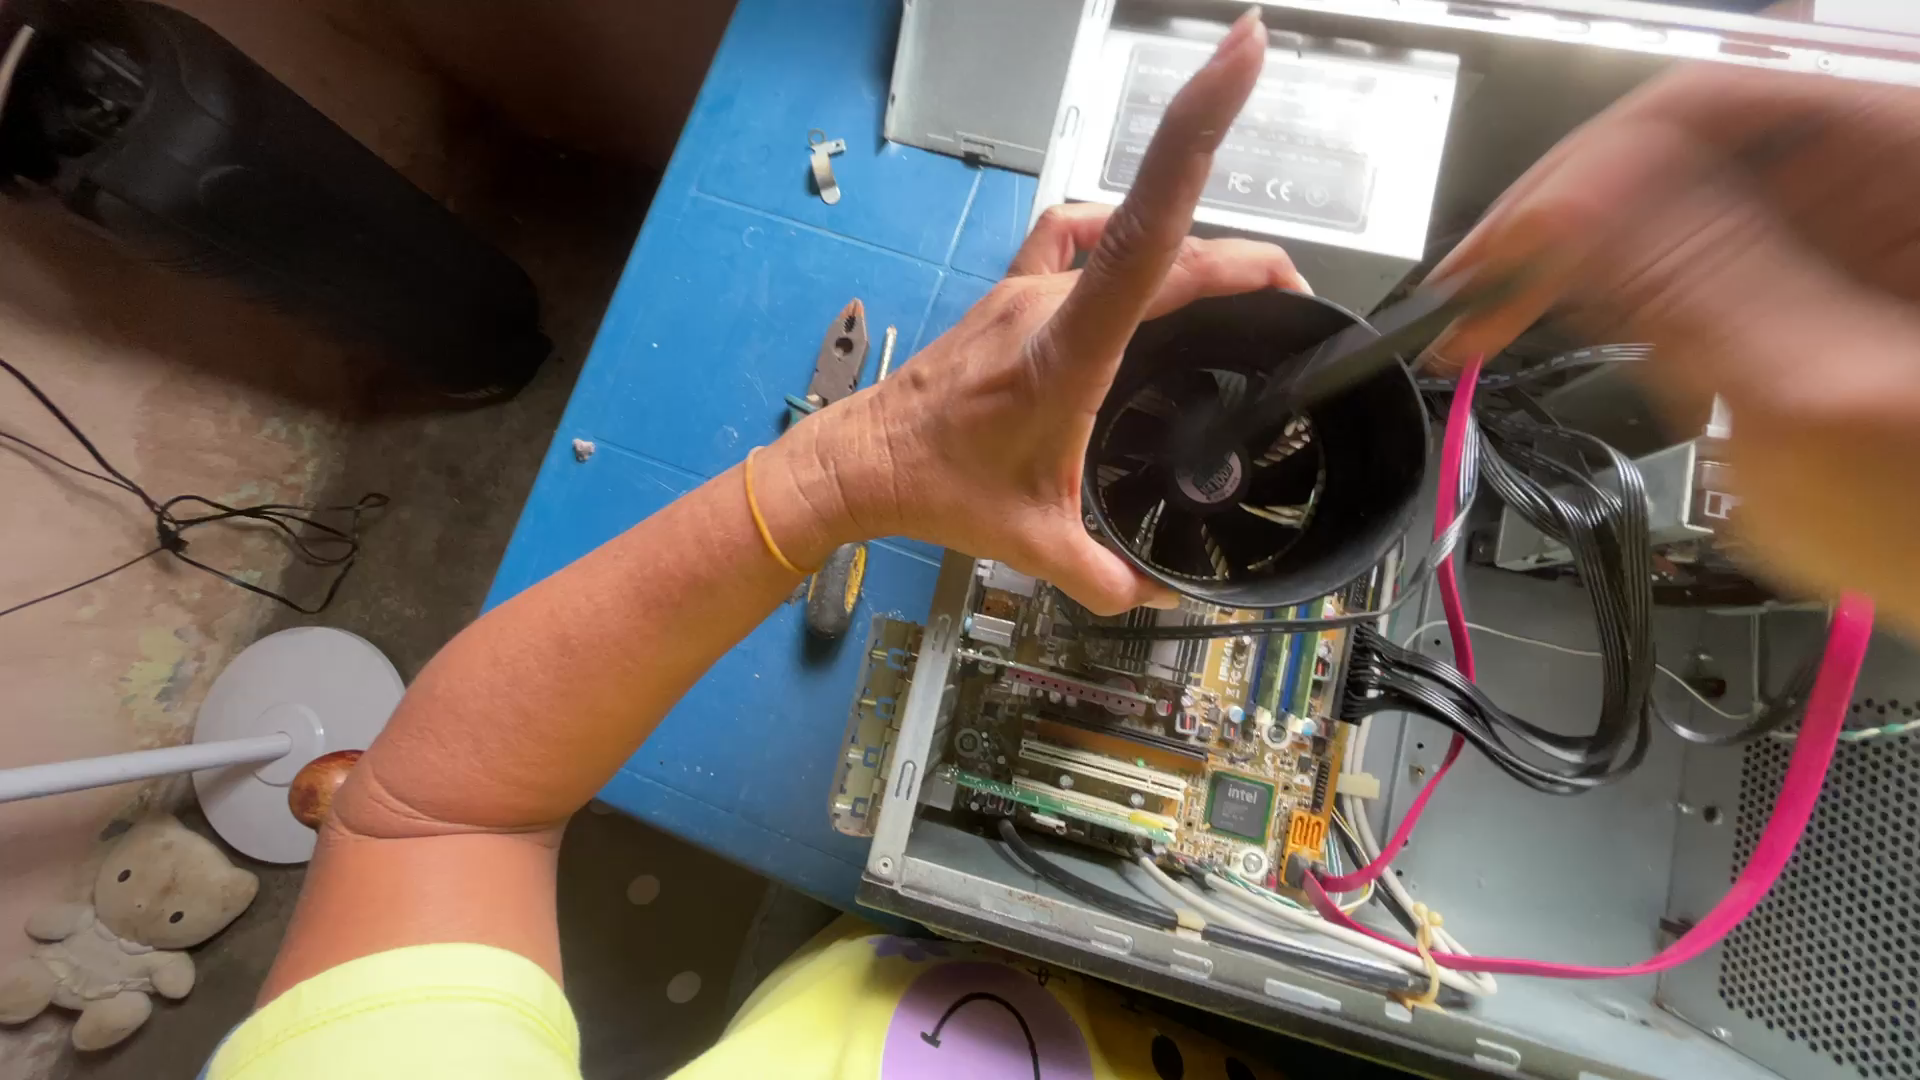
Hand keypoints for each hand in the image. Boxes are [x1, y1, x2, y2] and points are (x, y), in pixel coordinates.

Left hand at [804, 10, 1306, 614]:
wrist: (865, 460)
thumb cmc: (938, 489)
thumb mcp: (1032, 544)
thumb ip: (1106, 578)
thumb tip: (1161, 595)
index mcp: (1066, 355)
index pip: (1147, 237)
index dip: (1195, 140)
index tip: (1242, 59)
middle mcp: (1047, 304)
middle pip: (1162, 241)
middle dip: (1242, 256)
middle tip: (1286, 296)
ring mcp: (1023, 292)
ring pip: (1119, 233)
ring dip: (1180, 242)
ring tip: (1226, 285)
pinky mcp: (1008, 297)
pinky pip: (1067, 238)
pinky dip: (1109, 235)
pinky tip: (1127, 262)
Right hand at [1431, 65, 1919, 629]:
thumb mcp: (1811, 405)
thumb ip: (1691, 292)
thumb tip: (1563, 212)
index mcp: (1917, 178)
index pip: (1706, 110)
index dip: (1576, 178)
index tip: (1490, 260)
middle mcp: (1875, 186)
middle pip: (1667, 154)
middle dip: (1548, 225)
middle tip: (1464, 300)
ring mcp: (1826, 236)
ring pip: (1650, 208)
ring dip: (1552, 261)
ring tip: (1480, 320)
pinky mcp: (1782, 286)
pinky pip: (1661, 261)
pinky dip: (1586, 291)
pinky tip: (1539, 320)